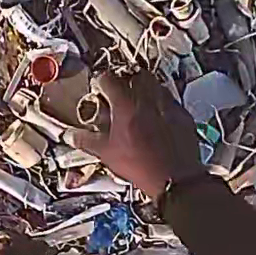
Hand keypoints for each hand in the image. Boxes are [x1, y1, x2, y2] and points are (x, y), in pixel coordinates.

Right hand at [72, 72, 206, 199]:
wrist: (174, 179)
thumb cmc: (142, 166)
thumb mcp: (108, 154)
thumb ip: (88, 141)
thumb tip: (73, 136)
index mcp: (126, 106)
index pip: (109, 79)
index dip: (101, 81)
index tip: (99, 86)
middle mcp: (148, 100)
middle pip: (136, 75)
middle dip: (126, 79)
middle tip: (120, 90)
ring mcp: (168, 105)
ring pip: (156, 84)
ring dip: (145, 88)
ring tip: (138, 102)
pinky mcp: (182, 115)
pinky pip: (170, 100)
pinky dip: (162, 103)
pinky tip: (157, 116)